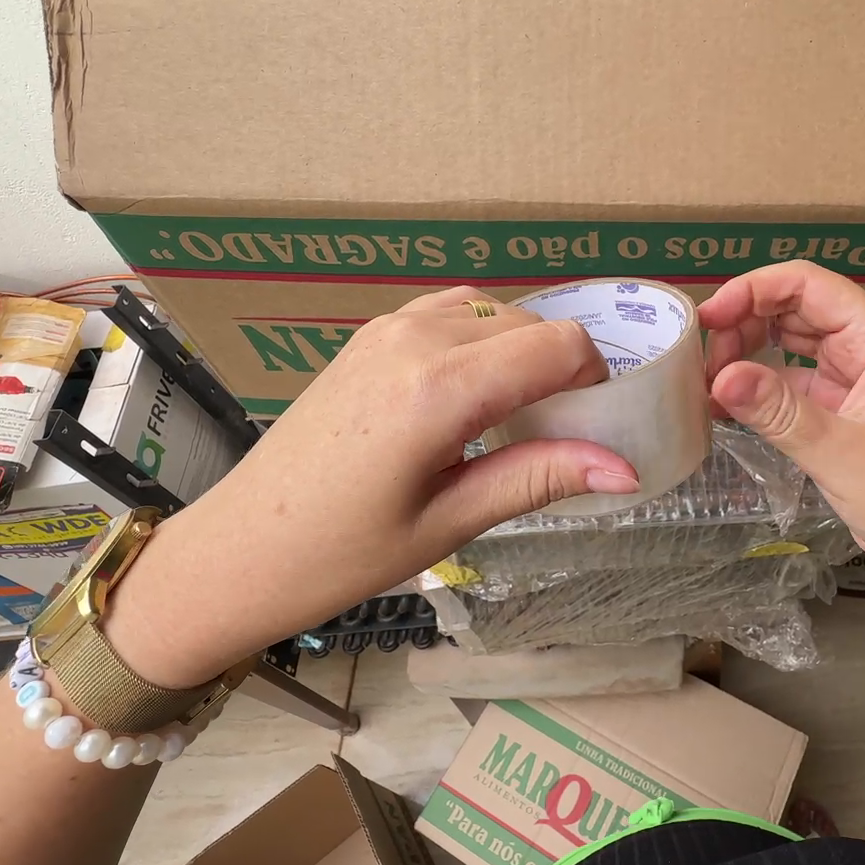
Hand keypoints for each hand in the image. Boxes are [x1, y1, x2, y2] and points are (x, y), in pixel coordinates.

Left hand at [101, 287, 635, 686]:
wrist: (238, 548)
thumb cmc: (342, 554)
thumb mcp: (449, 523)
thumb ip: (539, 478)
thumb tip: (627, 469)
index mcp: (440, 389)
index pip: (559, 346)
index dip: (594, 379)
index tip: (589, 425)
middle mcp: (417, 339)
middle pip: (533, 323)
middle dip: (562, 368)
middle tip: (554, 430)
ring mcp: (387, 328)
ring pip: (494, 310)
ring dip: (522, 349)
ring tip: (513, 411)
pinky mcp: (370, 334)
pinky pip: (452, 311)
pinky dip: (483, 336)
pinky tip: (471, 387)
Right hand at [699, 262, 864, 595]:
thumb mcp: (841, 454)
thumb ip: (779, 412)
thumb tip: (719, 377)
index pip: (808, 284)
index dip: (754, 290)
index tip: (708, 317)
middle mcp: (864, 345)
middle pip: (793, 307)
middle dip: (744, 323)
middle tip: (703, 362)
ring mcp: (850, 375)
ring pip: (786, 342)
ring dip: (746, 353)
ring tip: (706, 382)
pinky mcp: (836, 406)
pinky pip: (787, 380)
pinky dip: (756, 387)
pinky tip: (721, 404)